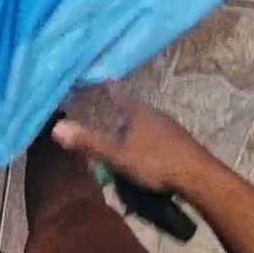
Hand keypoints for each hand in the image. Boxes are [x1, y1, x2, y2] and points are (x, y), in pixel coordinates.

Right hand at [52, 83, 217, 193]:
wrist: (197, 175)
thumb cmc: (154, 161)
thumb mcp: (117, 155)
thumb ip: (89, 142)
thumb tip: (56, 128)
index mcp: (138, 113)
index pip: (121, 96)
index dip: (114, 90)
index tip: (109, 78)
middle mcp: (155, 115)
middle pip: (136, 111)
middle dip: (125, 115)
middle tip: (115, 121)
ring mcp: (171, 128)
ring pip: (149, 125)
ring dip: (139, 131)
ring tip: (131, 142)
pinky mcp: (182, 143)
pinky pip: (161, 138)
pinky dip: (152, 143)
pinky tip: (152, 156)